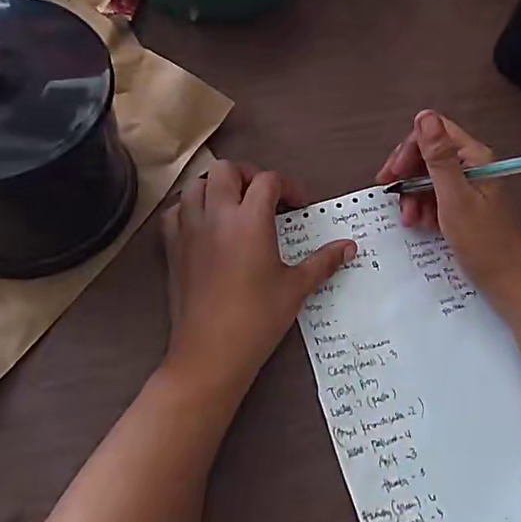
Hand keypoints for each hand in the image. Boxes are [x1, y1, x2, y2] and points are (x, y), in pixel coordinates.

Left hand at [160, 161, 355, 394]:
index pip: (268, 180)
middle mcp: (216, 215)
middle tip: (264, 197)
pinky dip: (189, 208)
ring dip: (216, 187)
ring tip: (234, 206)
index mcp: (250, 219)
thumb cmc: (258, 319)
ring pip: (196, 184)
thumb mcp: (296, 288)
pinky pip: (175, 211)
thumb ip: (323, 261)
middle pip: (226, 169)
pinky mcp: (172, 246)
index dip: (288, 187)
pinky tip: (204, 225)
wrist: (211, 352)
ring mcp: (189, 229)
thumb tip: (349, 247)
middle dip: (247, 175)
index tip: (298, 206)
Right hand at [375, 110, 520, 298]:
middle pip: (428, 155)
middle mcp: (472, 167)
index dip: (409, 149)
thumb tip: (426, 117)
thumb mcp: (454, 197)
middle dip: (407, 174)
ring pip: (428, 177)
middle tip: (393, 192)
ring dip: (412, 194)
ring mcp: (468, 186)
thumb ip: (438, 157)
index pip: (435, 133)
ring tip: (409, 216)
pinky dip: (422, 208)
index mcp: (474, 158)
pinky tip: (419, 223)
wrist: (508, 281)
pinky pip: (435, 196)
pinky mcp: (463, 205)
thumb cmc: (485, 243)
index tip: (393, 172)